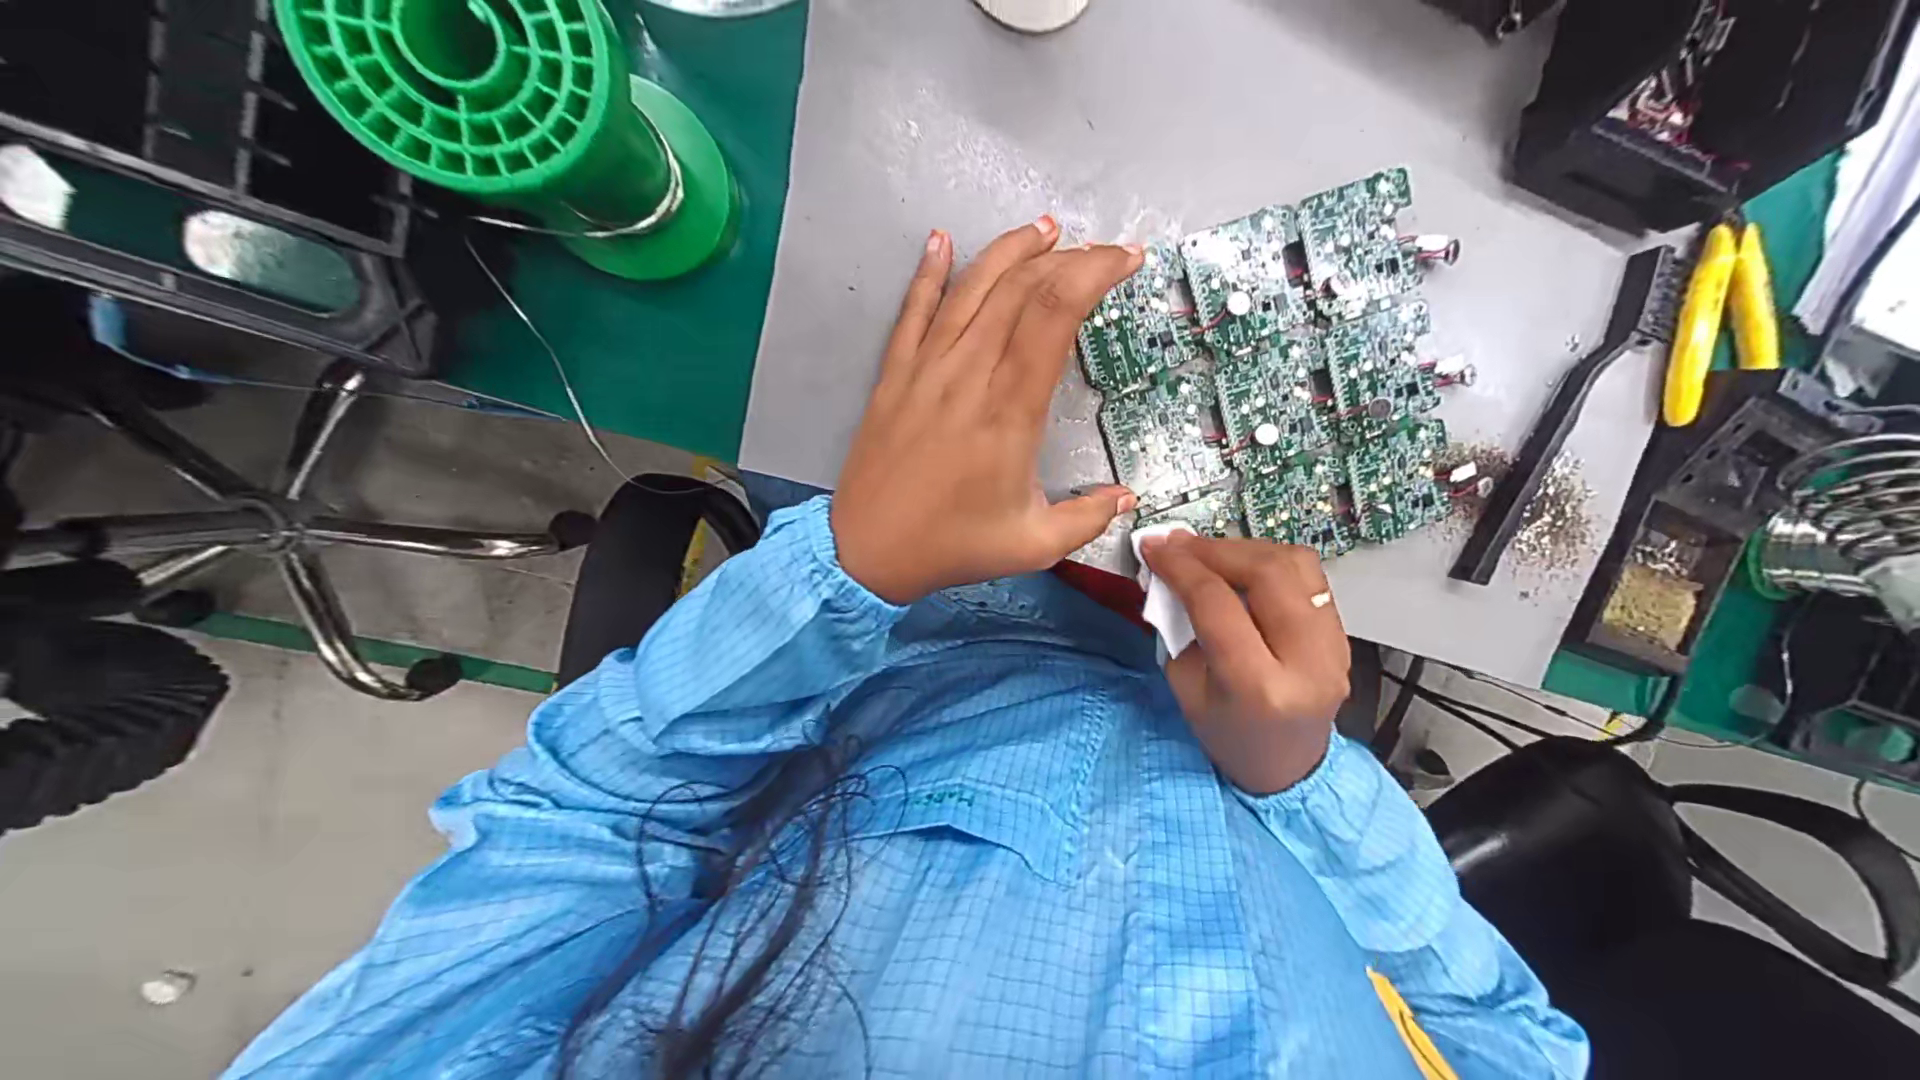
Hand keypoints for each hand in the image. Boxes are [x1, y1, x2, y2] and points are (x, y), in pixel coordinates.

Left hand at [831, 218, 1143, 604]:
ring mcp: (925, 371)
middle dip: (1065, 257)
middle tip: (1095, 251)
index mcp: (1008, 411)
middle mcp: (967, 376)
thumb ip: (1087, 518)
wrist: (867, 551)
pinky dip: (926, 273)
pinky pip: (911, 312)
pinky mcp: (893, 377)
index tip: (1124, 260)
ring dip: (1007, 252)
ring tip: (1041, 229)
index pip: (1054, 315)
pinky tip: (940, 241)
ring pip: (969, 290)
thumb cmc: (951, 547)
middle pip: (1018, 290)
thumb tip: (1127, 498)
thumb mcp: (1033, 546)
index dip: (1094, 274)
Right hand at [1140, 534, 1350, 794]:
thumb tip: (1173, 571)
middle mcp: (1307, 661)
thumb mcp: (1185, 684)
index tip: (1153, 547)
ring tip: (1209, 553)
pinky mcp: (1341, 635)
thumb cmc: (1225, 734)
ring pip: (1295, 564)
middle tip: (1178, 544)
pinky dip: (1269, 562)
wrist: (1286, 767)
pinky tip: (1241, 567)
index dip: (1180, 566)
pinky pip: (1308, 578)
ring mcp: (1334, 646)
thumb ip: (1180, 625)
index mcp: (1258, 686)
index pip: (1217, 603)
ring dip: (1244, 548)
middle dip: (1214, 548)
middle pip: (1266, 572)